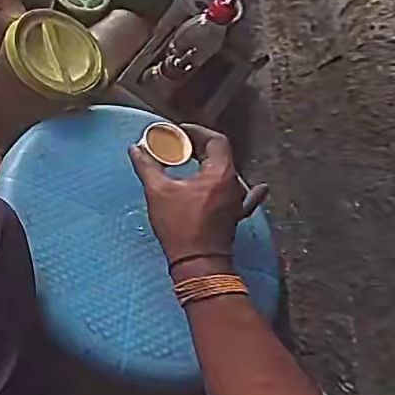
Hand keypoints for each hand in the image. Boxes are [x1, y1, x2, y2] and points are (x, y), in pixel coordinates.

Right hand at [129, 125, 268, 264]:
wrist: (198, 262)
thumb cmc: (180, 226)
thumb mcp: (157, 191)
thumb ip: (147, 166)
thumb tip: (135, 150)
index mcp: (219, 173)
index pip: (215, 140)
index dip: (197, 132)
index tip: (180, 132)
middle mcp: (234, 184)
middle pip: (221, 154)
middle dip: (200, 146)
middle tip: (180, 146)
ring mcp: (237, 201)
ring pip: (228, 172)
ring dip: (212, 163)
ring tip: (194, 161)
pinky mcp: (235, 216)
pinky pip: (246, 197)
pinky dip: (248, 189)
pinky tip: (259, 188)